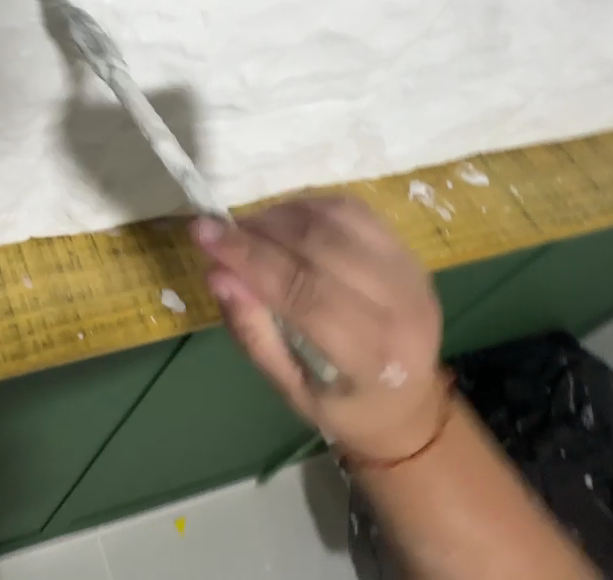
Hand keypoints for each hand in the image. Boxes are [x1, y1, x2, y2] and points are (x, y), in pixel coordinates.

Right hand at [193, 197, 446, 460]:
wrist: (410, 405)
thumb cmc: (342, 404)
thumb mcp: (289, 388)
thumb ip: (253, 331)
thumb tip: (217, 274)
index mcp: (373, 356)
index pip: (304, 291)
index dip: (250, 258)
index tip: (202, 234)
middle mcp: (401, 306)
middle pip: (319, 247)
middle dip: (258, 230)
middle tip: (216, 230)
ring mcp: (410, 271)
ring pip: (335, 219)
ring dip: (280, 215)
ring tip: (247, 229)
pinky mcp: (407, 249)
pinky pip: (351, 210)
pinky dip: (308, 207)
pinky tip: (282, 220)